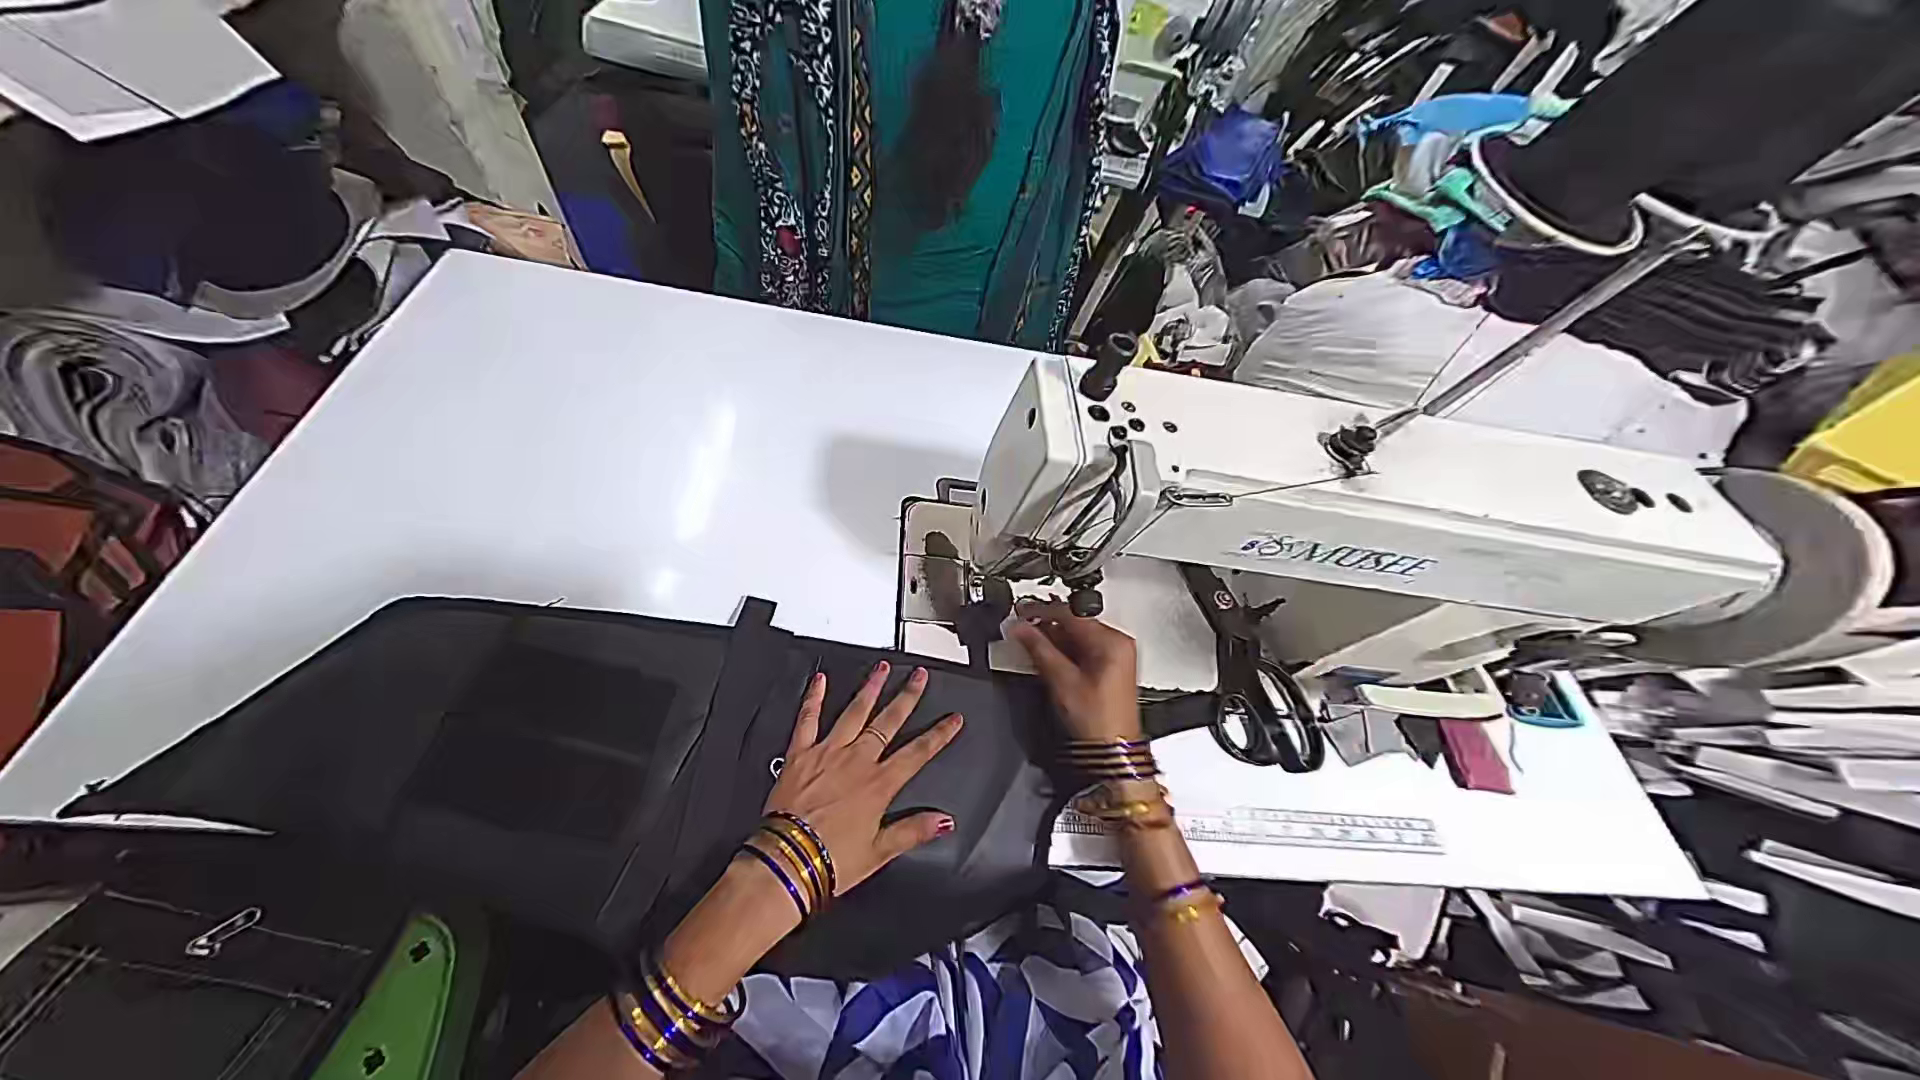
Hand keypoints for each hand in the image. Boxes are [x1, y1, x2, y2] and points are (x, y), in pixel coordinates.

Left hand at [763, 661, 963, 893]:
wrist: (786, 861)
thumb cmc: (828, 861)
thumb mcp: (879, 852)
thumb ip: (913, 831)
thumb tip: (943, 821)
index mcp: (878, 785)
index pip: (918, 753)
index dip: (939, 734)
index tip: (953, 719)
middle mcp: (856, 762)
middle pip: (889, 722)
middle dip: (908, 697)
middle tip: (920, 677)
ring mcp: (827, 753)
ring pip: (855, 712)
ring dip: (871, 688)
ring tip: (882, 669)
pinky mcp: (800, 754)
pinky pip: (808, 719)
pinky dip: (814, 698)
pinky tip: (821, 680)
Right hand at [1008, 601, 1142, 741]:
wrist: (1112, 751)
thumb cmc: (1098, 722)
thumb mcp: (1061, 680)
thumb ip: (1039, 648)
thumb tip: (1022, 629)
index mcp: (1112, 642)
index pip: (1071, 613)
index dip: (1042, 611)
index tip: (1022, 612)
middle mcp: (1118, 644)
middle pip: (1075, 623)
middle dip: (1047, 625)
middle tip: (1023, 628)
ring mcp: (1116, 655)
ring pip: (1077, 635)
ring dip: (1053, 638)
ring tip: (1030, 643)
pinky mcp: (1110, 667)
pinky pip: (1083, 648)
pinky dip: (1064, 650)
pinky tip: (1048, 656)